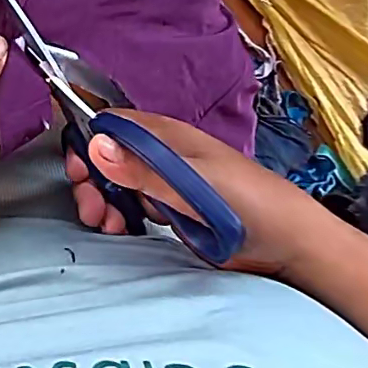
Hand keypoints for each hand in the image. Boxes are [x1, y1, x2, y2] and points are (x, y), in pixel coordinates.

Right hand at [64, 110, 328, 275]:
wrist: (287, 242)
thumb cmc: (248, 201)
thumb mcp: (190, 183)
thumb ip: (142, 167)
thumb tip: (96, 144)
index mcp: (167, 136)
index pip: (113, 126)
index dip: (90, 144)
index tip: (79, 173)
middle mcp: (164, 155)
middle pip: (110, 156)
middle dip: (93, 180)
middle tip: (92, 208)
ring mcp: (168, 182)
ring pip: (120, 182)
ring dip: (105, 201)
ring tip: (107, 224)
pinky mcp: (174, 208)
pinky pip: (135, 206)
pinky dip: (122, 216)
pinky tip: (122, 230)